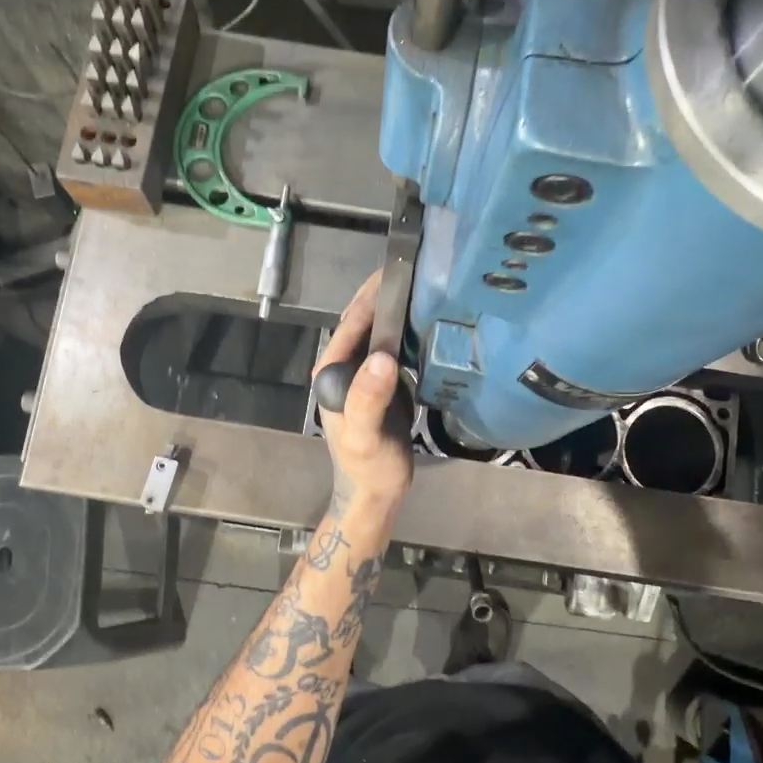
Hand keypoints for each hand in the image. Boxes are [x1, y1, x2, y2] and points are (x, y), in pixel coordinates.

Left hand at [313, 271, 412, 510]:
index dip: (372, 297)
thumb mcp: (365, 436)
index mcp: (331, 374)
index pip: (350, 324)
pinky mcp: (383, 384)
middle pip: (362, 322)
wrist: (376, 494)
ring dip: (398, 310)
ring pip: (379, 333)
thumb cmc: (367, 467)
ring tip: (430, 286)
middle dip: (385, 295)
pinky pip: (394, 349)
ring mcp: (362, 376)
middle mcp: (343, 369)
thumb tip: (383, 358)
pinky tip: (431, 322)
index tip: (398, 270)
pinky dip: (408, 332)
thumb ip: (367, 399)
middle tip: (420, 269)